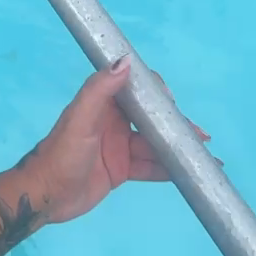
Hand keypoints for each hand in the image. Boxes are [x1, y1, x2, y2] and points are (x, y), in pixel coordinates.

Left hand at [17, 57, 211, 223]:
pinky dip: (172, 169)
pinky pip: (152, 167)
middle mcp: (113, 121)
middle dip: (175, 123)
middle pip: (150, 117)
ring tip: (207, 156)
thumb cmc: (62, 152)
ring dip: (178, 148)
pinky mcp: (122, 169)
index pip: (134, 88)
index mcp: (102, 103)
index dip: (155, 92)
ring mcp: (119, 146)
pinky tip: (194, 174)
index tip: (173, 103)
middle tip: (200, 136)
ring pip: (155, 143)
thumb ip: (100, 89)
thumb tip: (126, 61)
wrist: (47, 195)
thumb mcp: (80, 118)